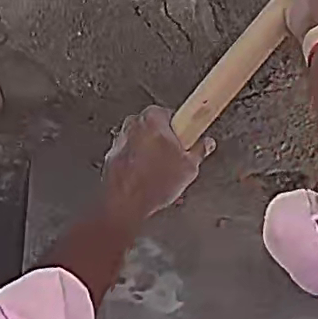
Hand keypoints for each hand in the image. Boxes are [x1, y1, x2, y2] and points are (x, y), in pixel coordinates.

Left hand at [101, 106, 213, 223]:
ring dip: (150, 153)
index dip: (181, 130)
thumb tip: (205, 144)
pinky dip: (137, 163)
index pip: (172, 114)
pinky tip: (146, 179)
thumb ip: (199, 150)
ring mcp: (120, 138)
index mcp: (153, 118)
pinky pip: (130, 154)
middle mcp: (134, 123)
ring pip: (142, 141)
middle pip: (156, 127)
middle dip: (165, 142)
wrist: (126, 204)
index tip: (186, 140)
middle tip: (175, 161)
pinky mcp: (112, 154)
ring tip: (161, 174)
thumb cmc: (153, 183)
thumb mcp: (189, 167)